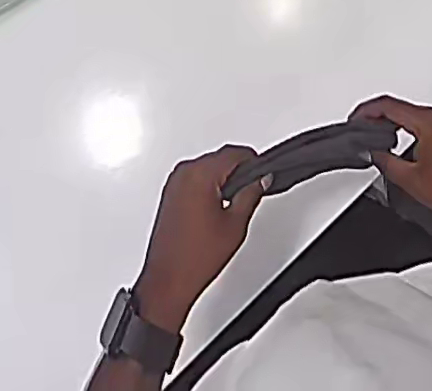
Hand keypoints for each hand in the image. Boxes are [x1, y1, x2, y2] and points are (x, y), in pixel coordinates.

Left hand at [133, 145, 265, 331]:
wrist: (169, 278)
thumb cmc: (196, 257)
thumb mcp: (235, 225)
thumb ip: (250, 195)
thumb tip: (260, 179)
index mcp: (200, 175)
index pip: (231, 153)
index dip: (251, 158)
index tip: (261, 166)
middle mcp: (184, 172)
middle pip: (217, 158)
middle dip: (237, 169)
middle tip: (253, 184)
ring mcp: (174, 181)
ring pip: (205, 167)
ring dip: (221, 177)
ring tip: (236, 200)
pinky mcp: (170, 191)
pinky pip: (193, 177)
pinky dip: (207, 184)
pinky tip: (217, 205)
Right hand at [351, 96, 431, 226]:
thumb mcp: (412, 179)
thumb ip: (385, 161)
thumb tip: (372, 152)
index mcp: (424, 121)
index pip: (385, 105)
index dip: (364, 111)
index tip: (352, 120)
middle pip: (393, 105)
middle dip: (371, 113)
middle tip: (356, 125)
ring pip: (403, 113)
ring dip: (384, 120)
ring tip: (369, 133)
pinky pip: (413, 121)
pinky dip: (397, 126)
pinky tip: (390, 139)